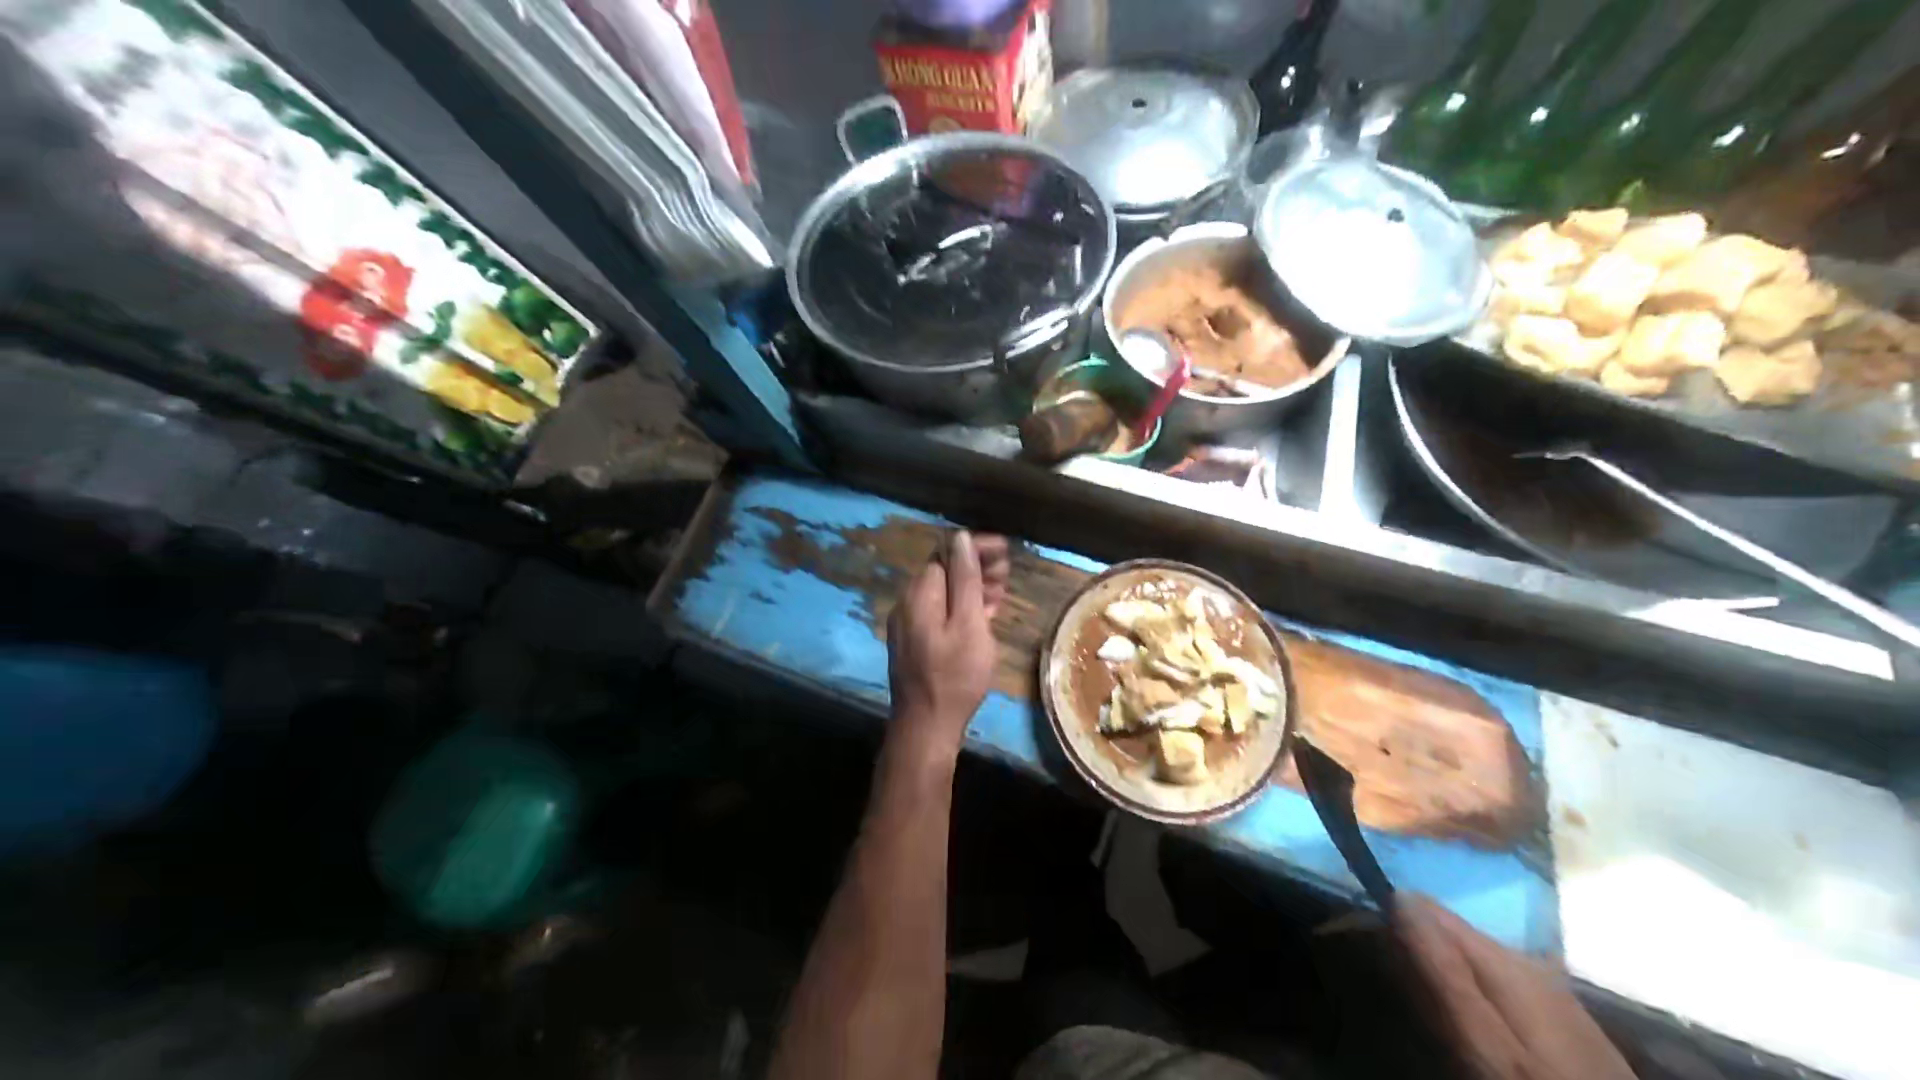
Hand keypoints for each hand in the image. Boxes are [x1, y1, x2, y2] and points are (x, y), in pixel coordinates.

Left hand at [885, 531, 1010, 762]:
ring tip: (1001, 590)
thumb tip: (961, 537)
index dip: (975, 547)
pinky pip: (938, 611)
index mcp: (919, 594)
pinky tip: (982, 613)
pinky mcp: (914, 642)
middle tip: (1007, 572)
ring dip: (971, 587)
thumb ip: (965, 580)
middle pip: (943, 571)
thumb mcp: (969, 624)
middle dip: (975, 566)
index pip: (946, 553)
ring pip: (942, 592)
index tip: (1005, 551)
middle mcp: (907, 603)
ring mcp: (908, 624)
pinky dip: (961, 607)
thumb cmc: (955, 676)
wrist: (926, 727)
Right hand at [1394, 895, 1634, 1079]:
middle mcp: (1524, 955)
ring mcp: (1546, 980)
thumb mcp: (1484, 1042)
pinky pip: (1492, 973)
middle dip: (1414, 942)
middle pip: (1448, 927)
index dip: (1389, 915)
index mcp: (1503, 957)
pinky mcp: (1556, 1006)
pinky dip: (1467, 982)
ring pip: (1469, 950)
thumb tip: (1400, 896)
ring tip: (1422, 998)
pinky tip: (1463, 1011)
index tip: (1363, 940)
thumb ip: (1444, 971)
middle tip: (1394, 981)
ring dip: (1439, 963)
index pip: (1425, 906)